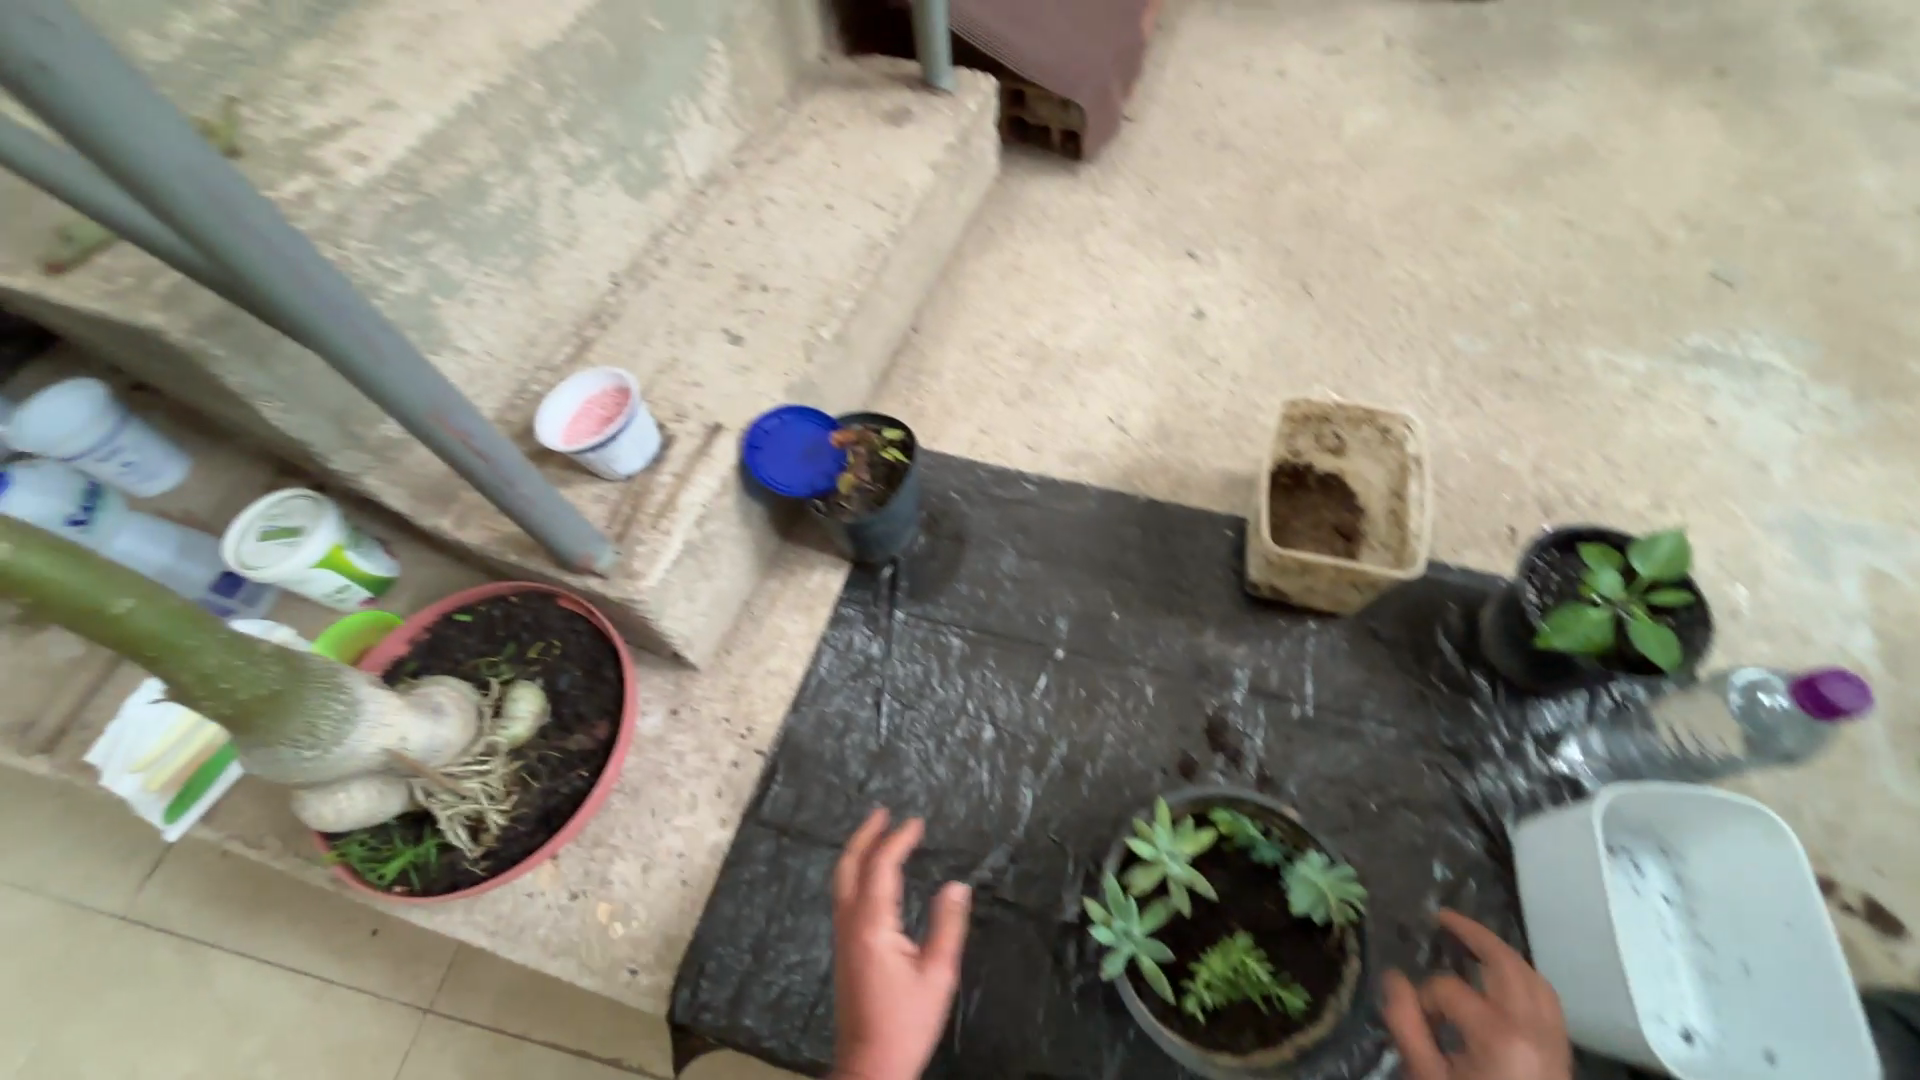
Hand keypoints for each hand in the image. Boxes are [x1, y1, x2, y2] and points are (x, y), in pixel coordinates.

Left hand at [831, 809, 971, 1079]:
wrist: (870, 1063)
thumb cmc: (907, 1022)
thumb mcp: (938, 975)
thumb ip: (947, 926)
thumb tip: (957, 885)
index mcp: (873, 925)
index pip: (881, 867)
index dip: (898, 840)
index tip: (915, 822)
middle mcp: (850, 923)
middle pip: (849, 866)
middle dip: (865, 835)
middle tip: (883, 811)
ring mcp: (842, 936)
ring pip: (842, 880)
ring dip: (858, 851)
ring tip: (877, 832)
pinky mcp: (843, 948)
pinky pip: (844, 895)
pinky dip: (855, 871)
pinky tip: (871, 874)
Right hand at [1382, 910, 1572, 1079]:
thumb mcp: (1426, 1076)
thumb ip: (1406, 1024)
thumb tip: (1395, 978)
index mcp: (1499, 1035)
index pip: (1448, 989)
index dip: (1423, 998)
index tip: (1414, 1018)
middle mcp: (1534, 1029)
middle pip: (1506, 964)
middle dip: (1473, 935)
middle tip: (1443, 917)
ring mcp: (1555, 1042)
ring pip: (1534, 979)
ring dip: (1503, 955)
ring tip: (1471, 940)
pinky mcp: (1563, 1055)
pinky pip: (1549, 1001)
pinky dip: (1524, 979)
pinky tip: (1502, 979)